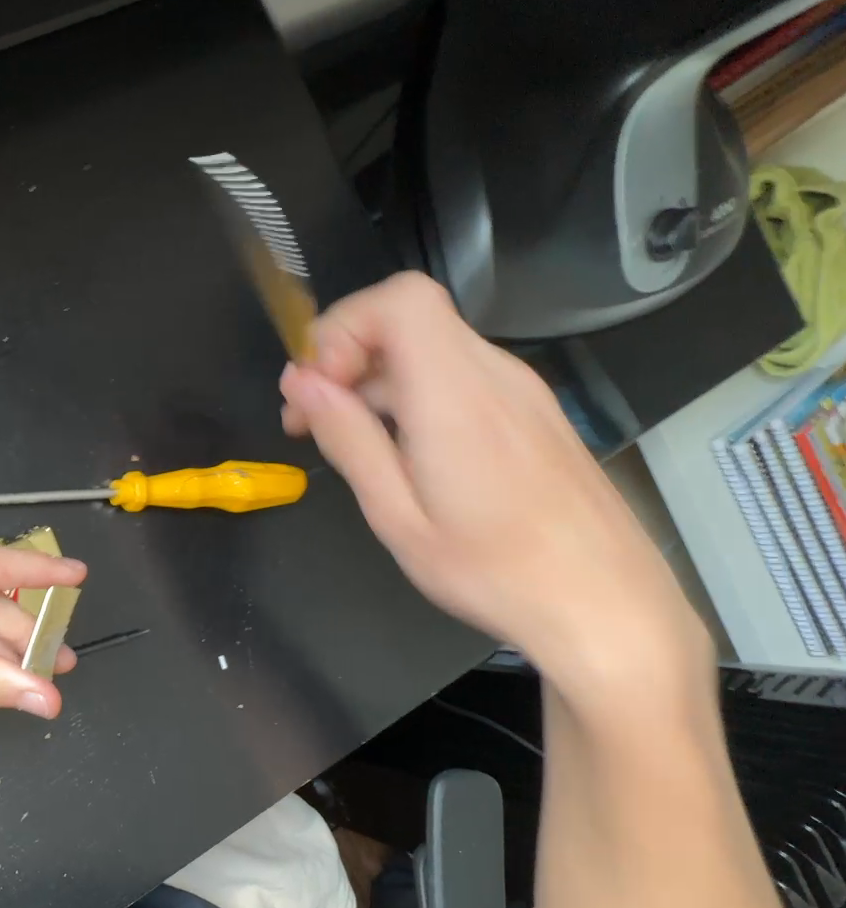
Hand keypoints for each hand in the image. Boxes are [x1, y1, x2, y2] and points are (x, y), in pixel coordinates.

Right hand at [278, 273, 707, 689]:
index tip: (313, 389)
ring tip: (340, 439)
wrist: (605, 606)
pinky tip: (392, 449)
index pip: (398, 300)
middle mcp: (494, 377)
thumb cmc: (490, 571)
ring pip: (426, 347)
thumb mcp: (396, 514)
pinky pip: (453, 375)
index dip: (340, 328)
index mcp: (456, 397)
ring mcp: (519, 392)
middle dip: (342, 355)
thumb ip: (349, 438)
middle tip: (306, 420)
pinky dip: (406, 393)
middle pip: (407, 317)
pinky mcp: (529, 413)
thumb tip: (301, 383)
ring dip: (370, 377)